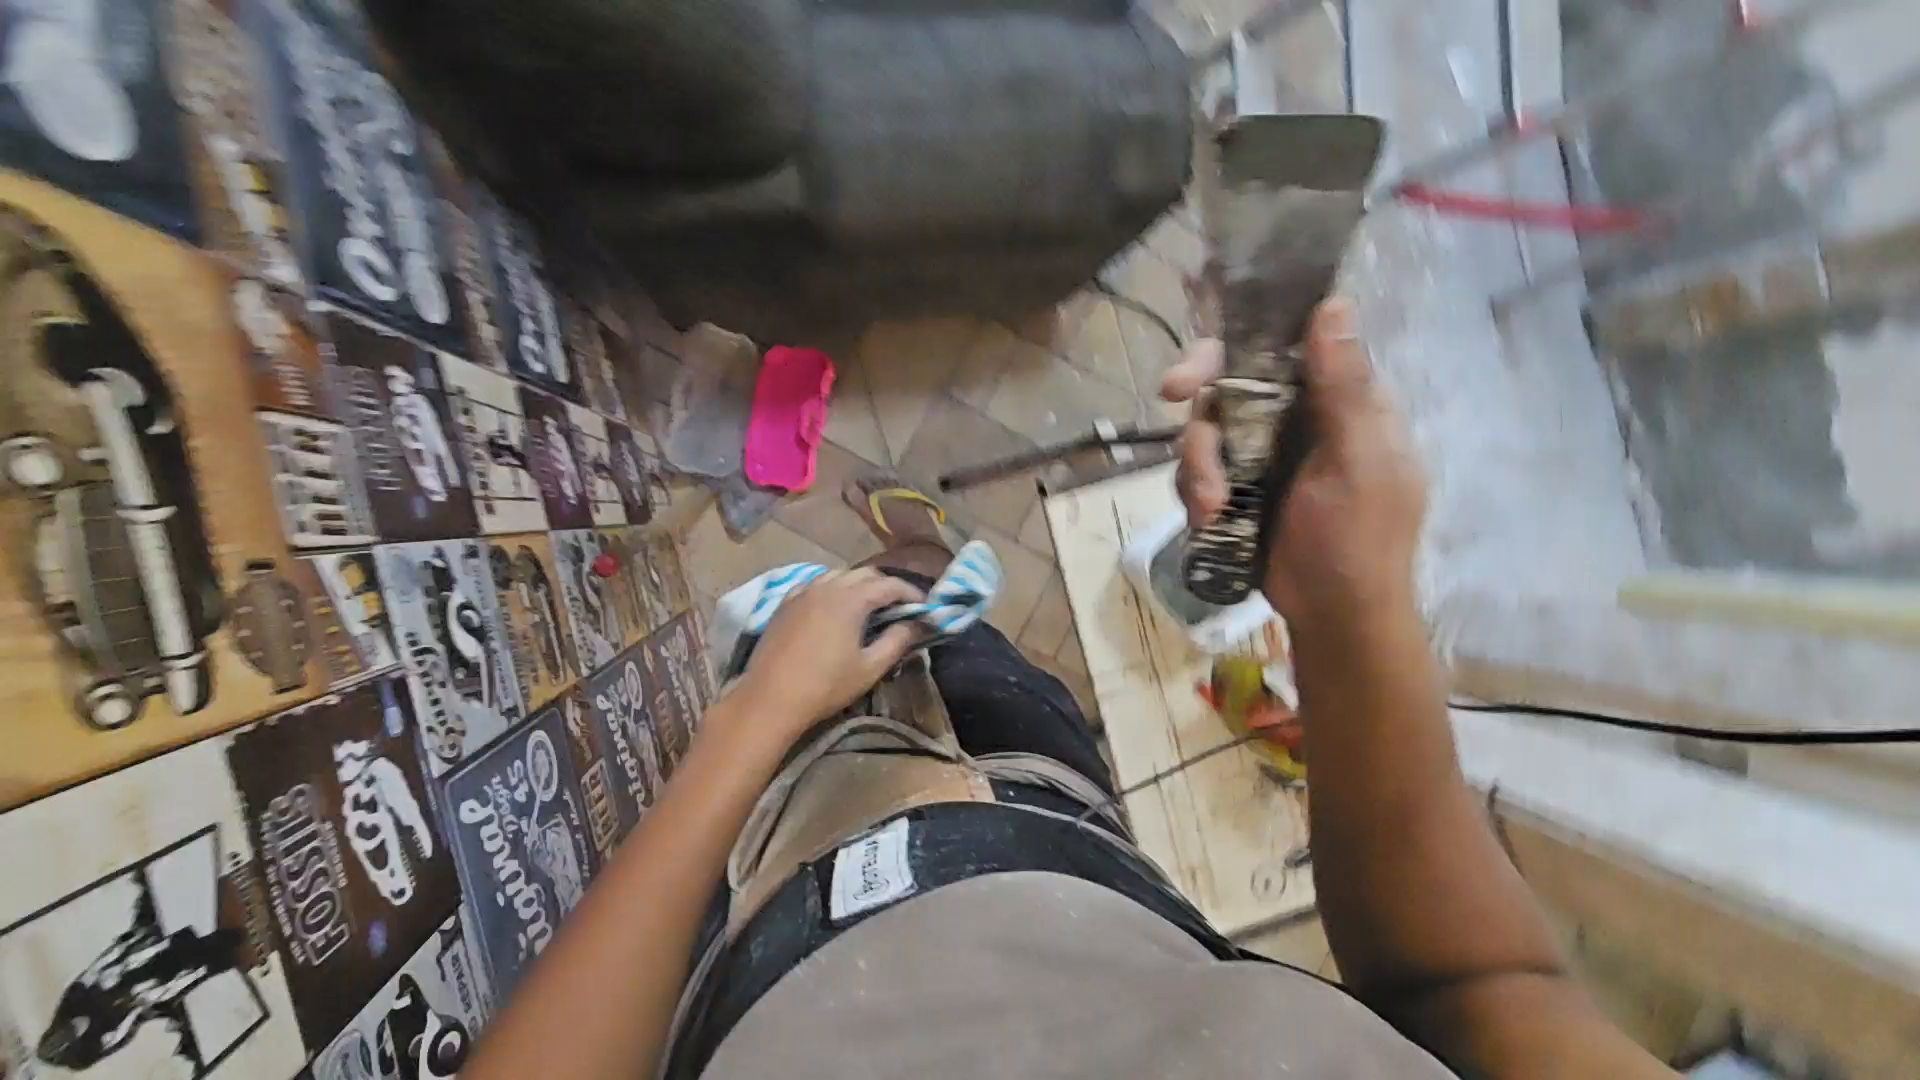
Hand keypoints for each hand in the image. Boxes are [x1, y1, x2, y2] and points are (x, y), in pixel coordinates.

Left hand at [725, 569, 925, 742]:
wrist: (771, 699)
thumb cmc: (825, 686)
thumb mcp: (870, 668)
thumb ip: (897, 641)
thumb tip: (917, 624)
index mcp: (851, 599)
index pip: (889, 585)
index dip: (911, 594)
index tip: (925, 608)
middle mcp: (827, 587)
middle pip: (865, 574)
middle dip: (886, 586)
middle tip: (900, 608)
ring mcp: (802, 592)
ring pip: (838, 575)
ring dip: (858, 585)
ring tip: (868, 607)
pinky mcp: (785, 604)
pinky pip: (815, 585)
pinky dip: (831, 589)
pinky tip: (833, 607)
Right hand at [1161, 299, 1426, 624]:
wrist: (1334, 616)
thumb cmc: (1360, 540)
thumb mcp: (1359, 462)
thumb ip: (1344, 388)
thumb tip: (1334, 305)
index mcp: (1336, 402)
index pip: (1282, 347)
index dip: (1235, 341)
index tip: (1200, 356)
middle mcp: (1294, 420)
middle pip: (1230, 384)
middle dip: (1201, 394)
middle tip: (1168, 394)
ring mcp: (1260, 456)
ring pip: (1206, 431)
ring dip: (1197, 464)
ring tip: (1210, 506)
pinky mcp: (1236, 490)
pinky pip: (1197, 473)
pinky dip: (1196, 493)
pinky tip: (1209, 520)